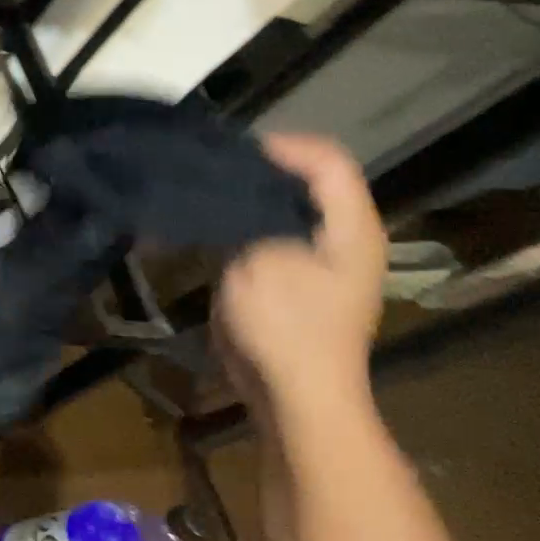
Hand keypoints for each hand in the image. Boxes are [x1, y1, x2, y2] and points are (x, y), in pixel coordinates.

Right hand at [215, 133, 387, 415]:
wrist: (293, 393)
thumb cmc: (285, 325)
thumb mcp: (260, 260)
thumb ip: (243, 215)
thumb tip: (215, 185)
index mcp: (351, 228)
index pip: (327, 162)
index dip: (280, 147)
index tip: (223, 152)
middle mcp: (339, 236)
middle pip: (302, 181)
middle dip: (250, 170)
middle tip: (198, 169)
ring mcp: (311, 258)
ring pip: (275, 208)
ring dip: (234, 198)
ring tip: (188, 194)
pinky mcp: (282, 277)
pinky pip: (258, 234)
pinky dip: (228, 225)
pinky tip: (192, 228)